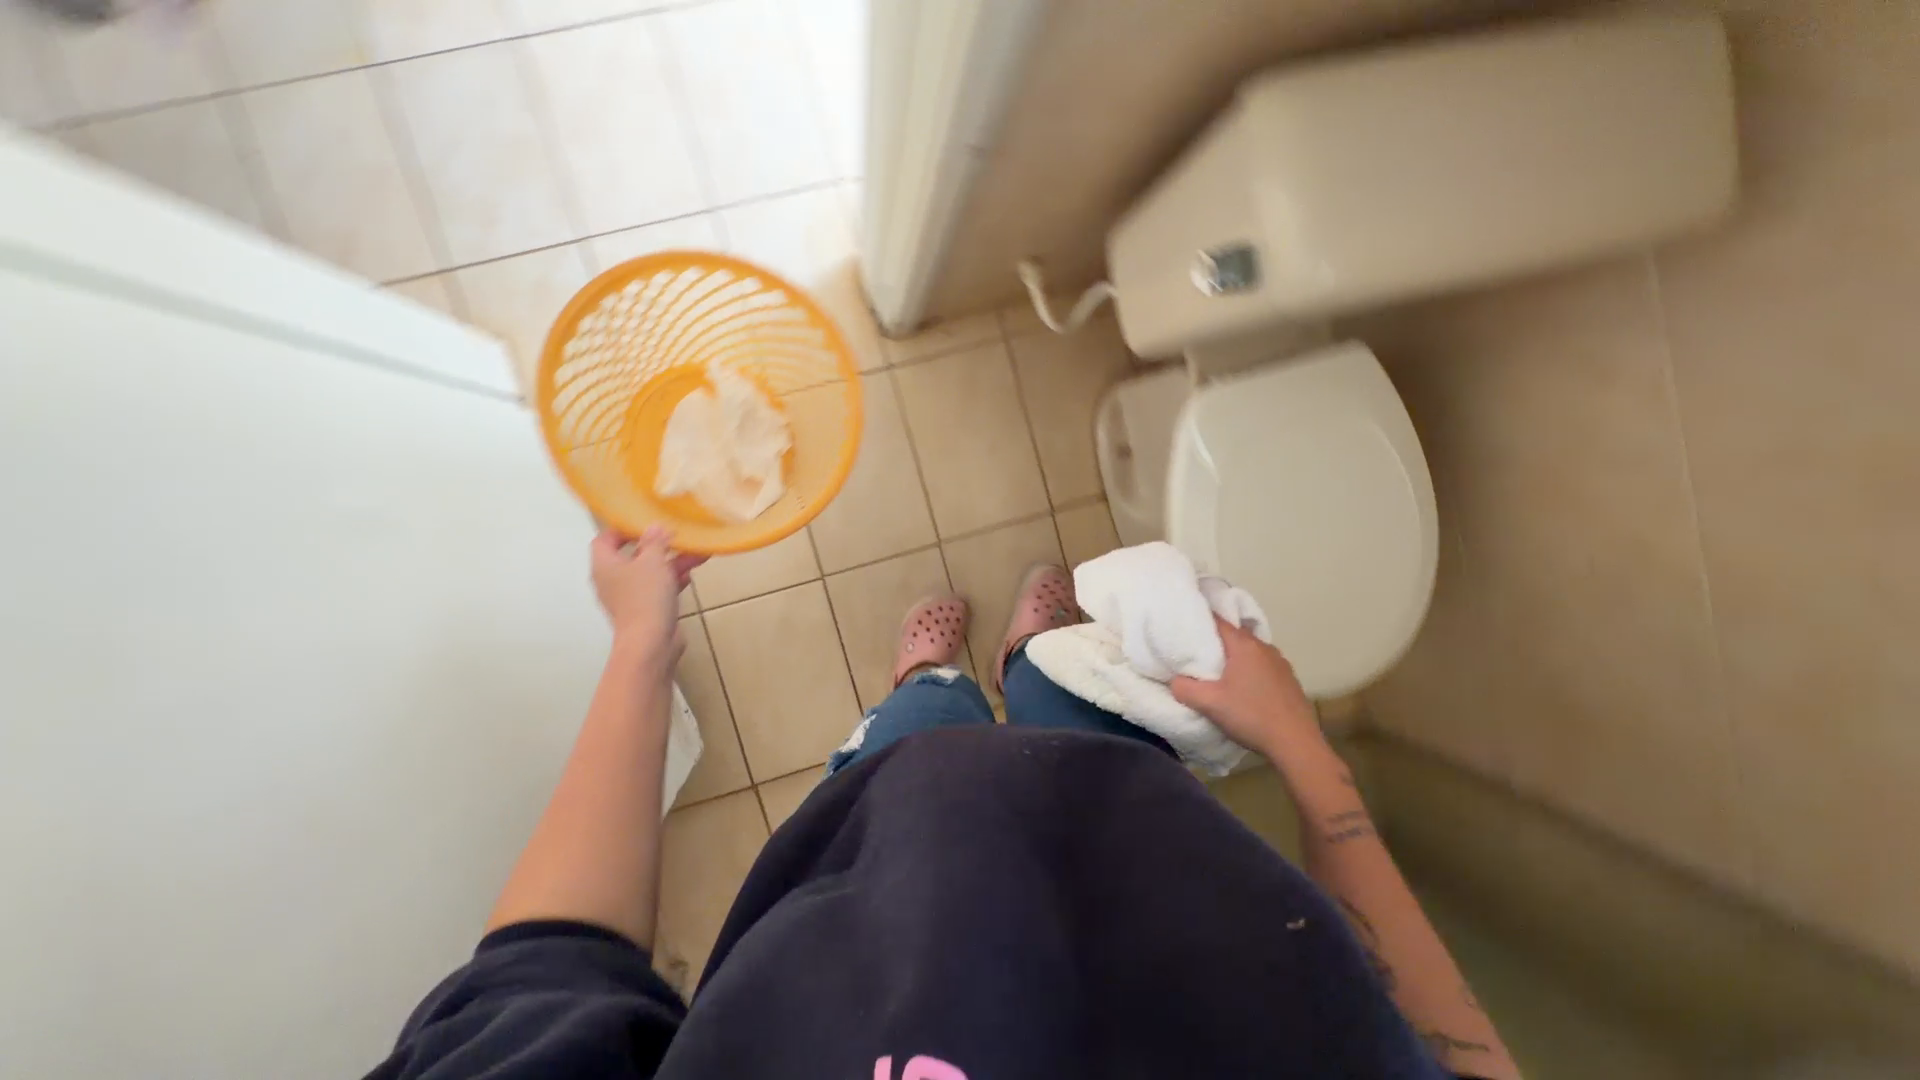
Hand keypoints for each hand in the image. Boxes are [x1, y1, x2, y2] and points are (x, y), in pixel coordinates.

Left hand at [590, 526, 705, 662]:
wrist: (650, 643)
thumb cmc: (645, 596)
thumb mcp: (653, 561)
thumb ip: (655, 541)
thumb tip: (655, 526)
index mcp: (604, 564)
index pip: (605, 539)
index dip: (623, 529)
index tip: (646, 523)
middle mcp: (611, 580)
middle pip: (631, 555)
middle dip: (657, 546)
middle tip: (678, 537)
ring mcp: (627, 597)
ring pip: (649, 573)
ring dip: (670, 563)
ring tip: (696, 554)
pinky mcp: (644, 611)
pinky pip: (656, 590)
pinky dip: (671, 581)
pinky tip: (689, 577)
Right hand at [1171, 617, 1324, 761]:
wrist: (1295, 743)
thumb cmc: (1250, 716)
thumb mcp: (1209, 704)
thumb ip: (1184, 688)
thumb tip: (1174, 681)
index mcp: (1245, 646)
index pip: (1218, 621)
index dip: (1200, 620)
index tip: (1185, 626)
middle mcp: (1265, 648)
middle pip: (1236, 636)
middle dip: (1216, 641)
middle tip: (1197, 654)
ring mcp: (1281, 663)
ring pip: (1251, 652)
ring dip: (1236, 658)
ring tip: (1220, 673)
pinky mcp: (1290, 680)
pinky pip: (1264, 666)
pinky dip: (1251, 671)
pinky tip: (1245, 690)